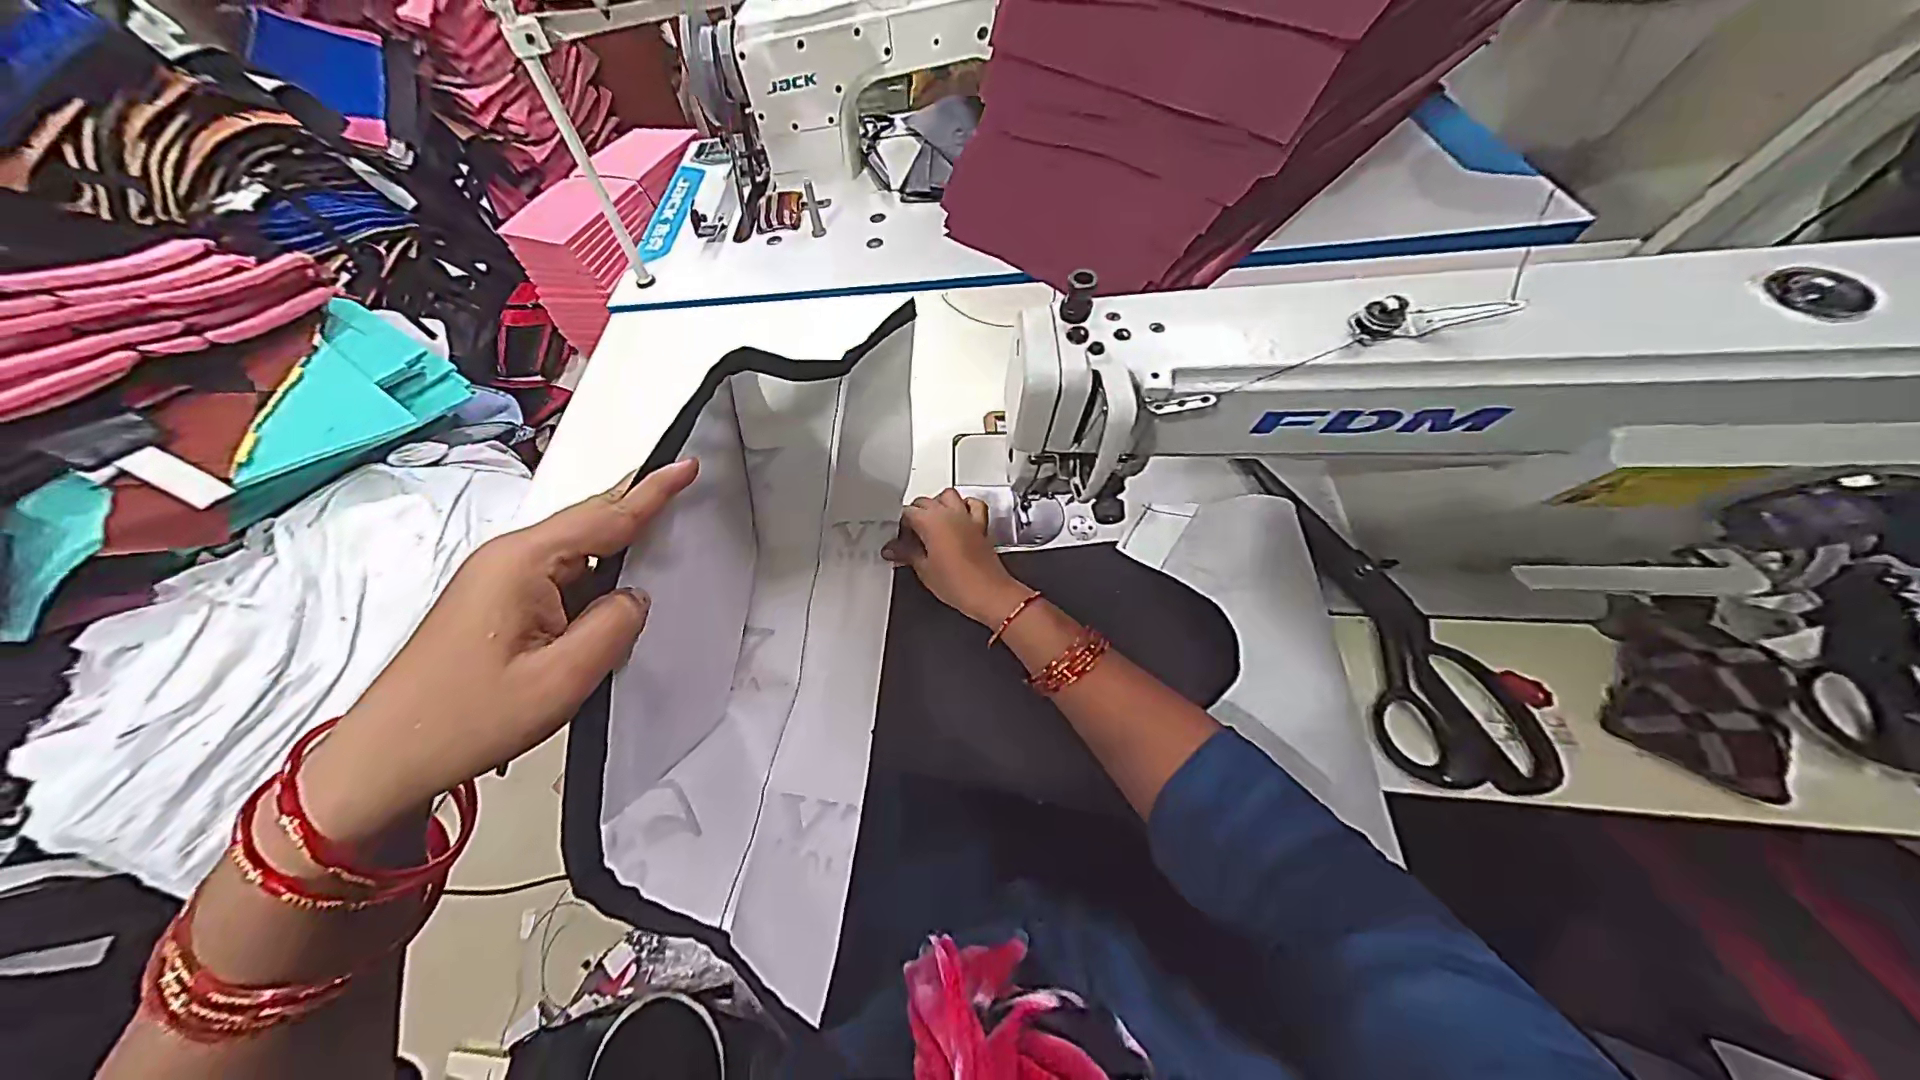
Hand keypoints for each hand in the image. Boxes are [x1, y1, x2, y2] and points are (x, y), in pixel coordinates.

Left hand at [301, 459, 699, 843]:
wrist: (387, 758)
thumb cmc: (466, 719)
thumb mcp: (564, 677)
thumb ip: (617, 625)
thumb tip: (634, 597)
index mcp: (522, 564)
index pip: (606, 515)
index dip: (653, 490)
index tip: (686, 465)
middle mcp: (507, 559)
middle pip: (590, 524)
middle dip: (637, 515)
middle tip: (681, 509)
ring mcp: (498, 579)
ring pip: (577, 556)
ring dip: (613, 565)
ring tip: (642, 586)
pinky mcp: (497, 601)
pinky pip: (561, 580)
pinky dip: (592, 589)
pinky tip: (602, 617)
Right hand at [882, 489, 1031, 626]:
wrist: (989, 593)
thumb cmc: (960, 583)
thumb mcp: (924, 570)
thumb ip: (906, 553)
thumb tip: (894, 549)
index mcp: (930, 521)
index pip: (906, 512)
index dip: (899, 526)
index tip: (898, 540)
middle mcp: (949, 514)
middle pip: (924, 502)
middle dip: (914, 515)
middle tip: (909, 536)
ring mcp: (967, 517)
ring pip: (947, 496)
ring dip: (937, 504)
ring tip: (930, 524)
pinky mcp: (980, 526)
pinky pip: (973, 505)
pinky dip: (965, 506)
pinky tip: (958, 518)